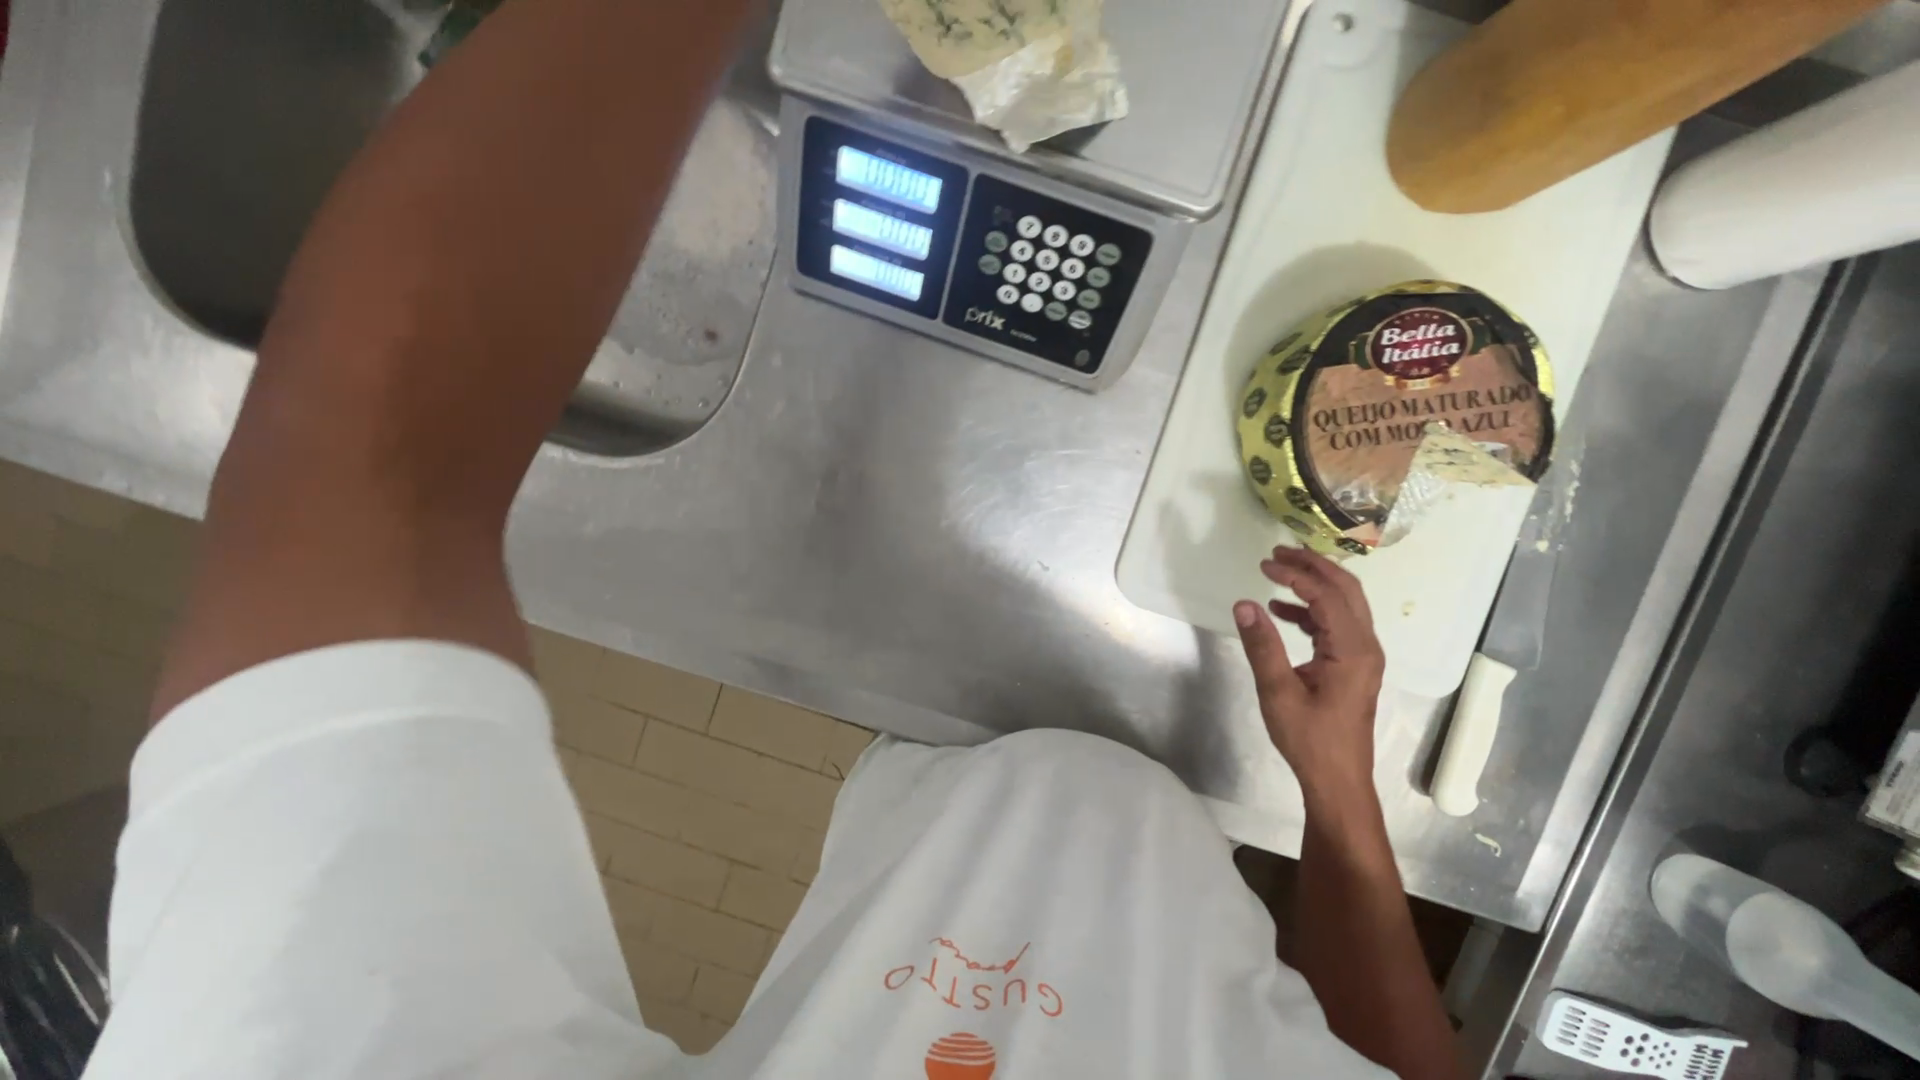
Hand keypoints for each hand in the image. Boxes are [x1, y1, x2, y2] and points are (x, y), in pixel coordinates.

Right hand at [1233, 546, 1385, 803]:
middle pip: (1346, 589)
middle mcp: (1366, 645)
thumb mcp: (1278, 692)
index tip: (1263, 564)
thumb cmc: (1309, 738)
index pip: (1326, 596)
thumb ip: (1262, 645)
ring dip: (1314, 584)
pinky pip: (1336, 623)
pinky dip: (1311, 609)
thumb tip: (1243, 603)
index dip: (1295, 575)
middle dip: (1312, 566)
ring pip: (1344, 603)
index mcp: (1354, 649)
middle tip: (1277, 553)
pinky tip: (1280, 610)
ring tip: (1277, 572)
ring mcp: (1363, 655)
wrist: (1337, 779)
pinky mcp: (1354, 665)